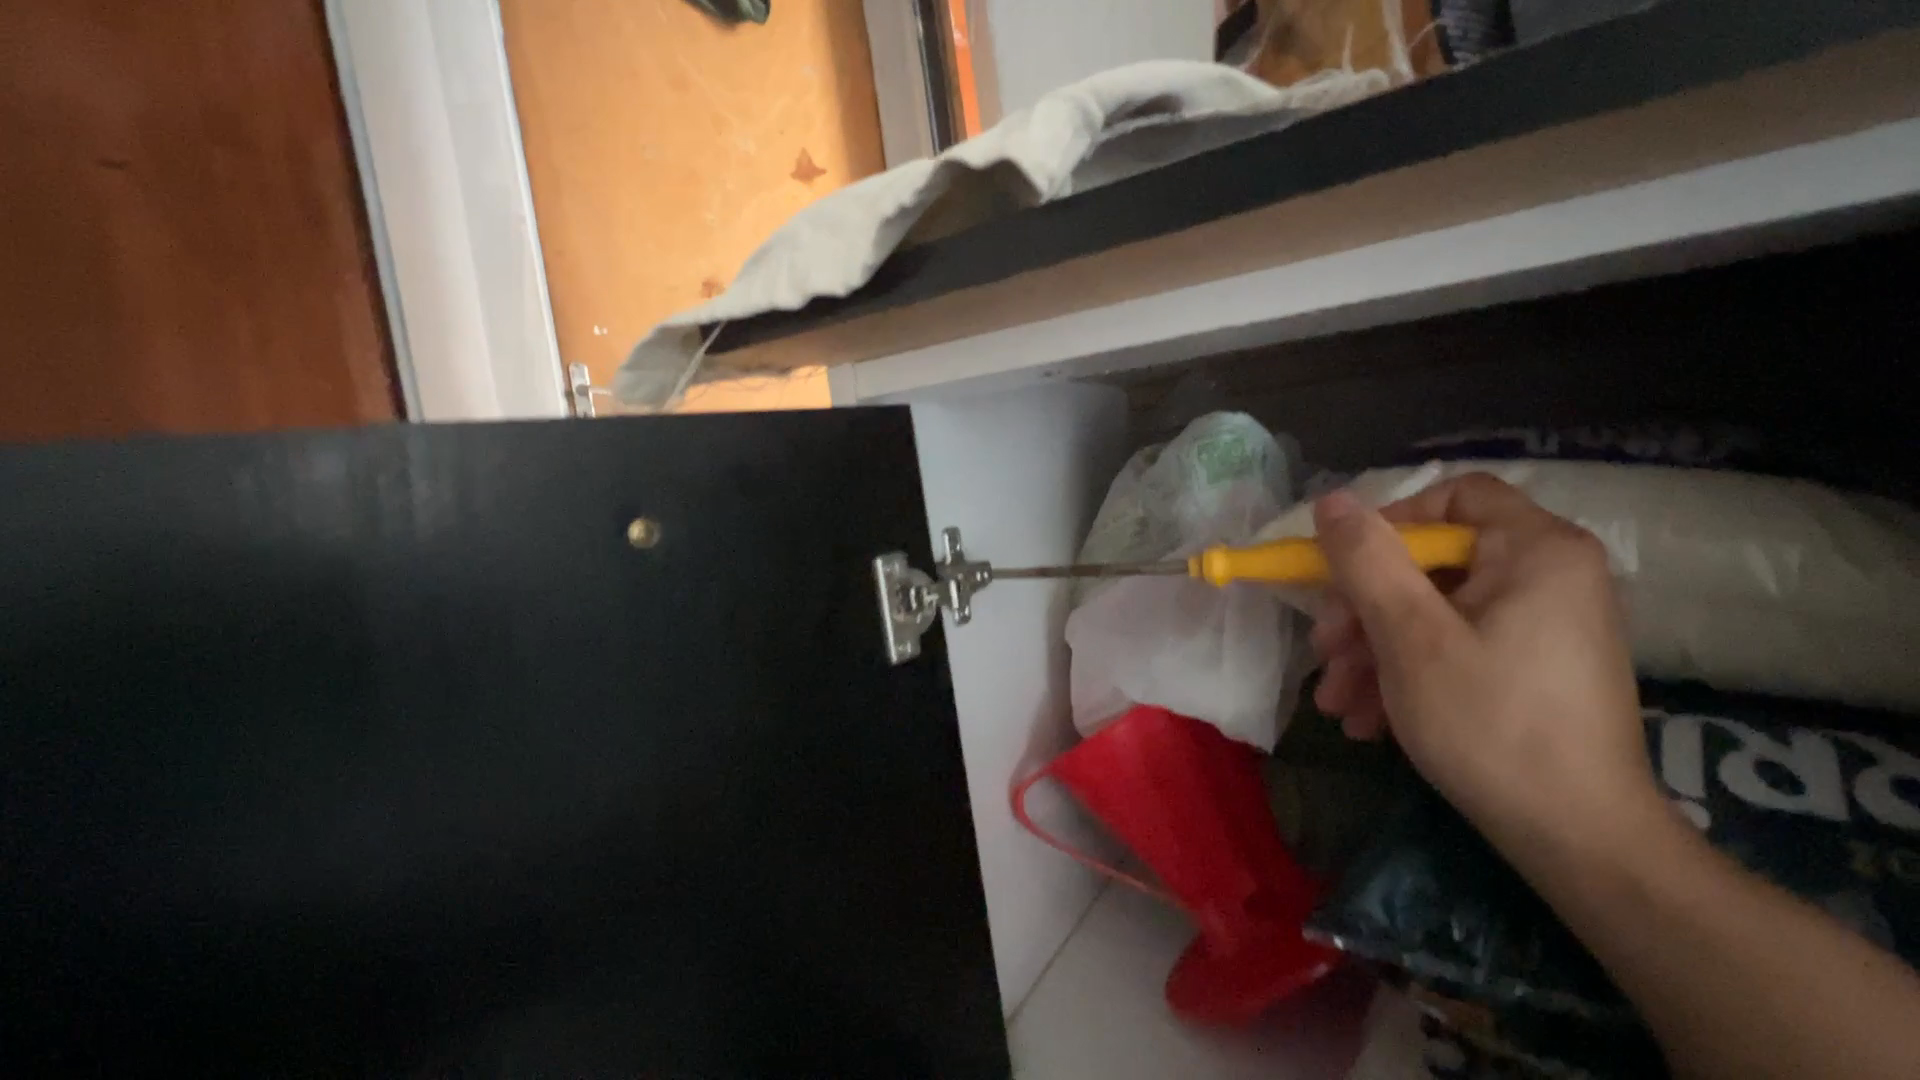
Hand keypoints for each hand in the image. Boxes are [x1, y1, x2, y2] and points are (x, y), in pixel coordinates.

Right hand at [1309, 474, 1662, 841]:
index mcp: (1537, 549)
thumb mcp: (1410, 636)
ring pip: (1437, 612)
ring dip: (1374, 650)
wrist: (1577, 836)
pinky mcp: (1536, 670)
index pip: (1453, 496)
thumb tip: (1331, 499)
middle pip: (1435, 563)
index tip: (1341, 572)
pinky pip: (1460, 647)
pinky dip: (1410, 674)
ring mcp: (1546, 626)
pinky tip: (1369, 720)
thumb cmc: (1490, 721)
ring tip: (1336, 700)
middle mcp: (1551, 576)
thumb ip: (1366, 560)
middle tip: (1324, 650)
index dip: (1388, 524)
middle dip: (1365, 608)